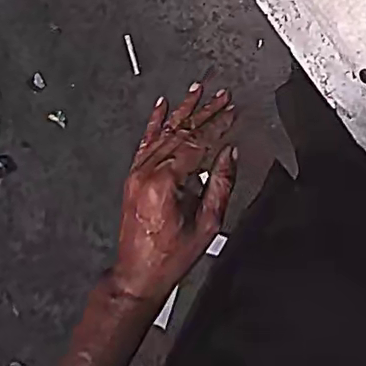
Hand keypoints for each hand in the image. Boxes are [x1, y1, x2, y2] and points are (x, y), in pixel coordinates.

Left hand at [110, 81, 238, 303]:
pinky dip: (155, 121)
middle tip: (223, 96)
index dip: (218, 124)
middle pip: (183, 132)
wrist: (138, 275)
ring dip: (185, 109)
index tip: (232, 111)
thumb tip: (230, 154)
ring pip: (165, 131)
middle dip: (206, 111)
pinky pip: (146, 141)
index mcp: (166, 182)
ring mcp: (138, 172)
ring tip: (198, 90)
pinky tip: (162, 105)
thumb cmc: (170, 256)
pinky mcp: (134, 176)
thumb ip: (221, 184)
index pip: (199, 142)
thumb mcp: (208, 223)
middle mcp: (148, 172)